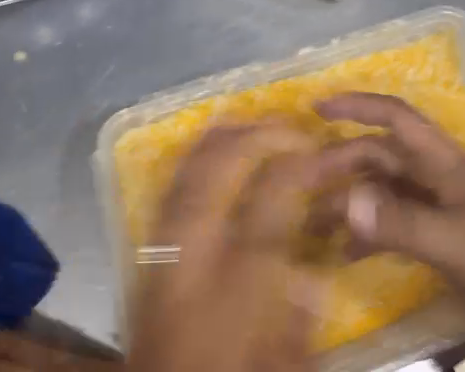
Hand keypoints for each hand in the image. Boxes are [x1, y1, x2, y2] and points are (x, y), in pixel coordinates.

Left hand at [125, 121, 375, 371]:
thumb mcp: (283, 365)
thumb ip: (300, 318)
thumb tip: (314, 270)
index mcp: (238, 289)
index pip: (272, 203)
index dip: (298, 165)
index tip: (320, 150)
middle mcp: (195, 261)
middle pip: (220, 175)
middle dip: (255, 136)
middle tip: (287, 121)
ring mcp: (161, 257)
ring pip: (187, 177)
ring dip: (217, 141)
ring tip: (247, 118)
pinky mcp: (144, 263)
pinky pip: (165, 195)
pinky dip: (187, 162)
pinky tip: (202, 148)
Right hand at [313, 93, 464, 346]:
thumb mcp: (456, 242)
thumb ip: (401, 222)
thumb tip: (343, 199)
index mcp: (446, 164)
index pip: (396, 118)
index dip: (357, 105)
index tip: (315, 106)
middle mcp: (441, 180)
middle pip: (383, 158)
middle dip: (341, 164)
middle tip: (299, 187)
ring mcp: (446, 212)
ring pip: (387, 194)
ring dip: (351, 203)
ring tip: (311, 226)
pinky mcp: (450, 244)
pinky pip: (399, 228)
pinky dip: (371, 235)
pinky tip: (347, 255)